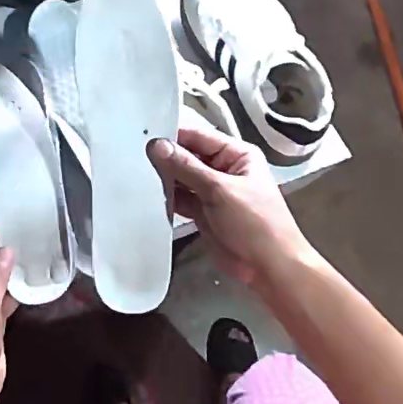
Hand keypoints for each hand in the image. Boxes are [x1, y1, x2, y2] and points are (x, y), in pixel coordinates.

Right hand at [147, 128, 315, 286]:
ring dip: (164, 178)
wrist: (269, 268)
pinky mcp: (202, 212)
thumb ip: (186, 167)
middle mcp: (223, 169)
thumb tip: (157, 145)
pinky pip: (180, 199)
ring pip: (182, 178)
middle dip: (165, 158)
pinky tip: (147, 194)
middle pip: (188, 156)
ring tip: (135, 174)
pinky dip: (167, 198)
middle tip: (133, 156)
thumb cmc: (255, 223)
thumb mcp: (220, 190)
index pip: (199, 137)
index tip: (143, 135)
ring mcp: (212, 192)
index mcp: (236, 154)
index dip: (173, 136)